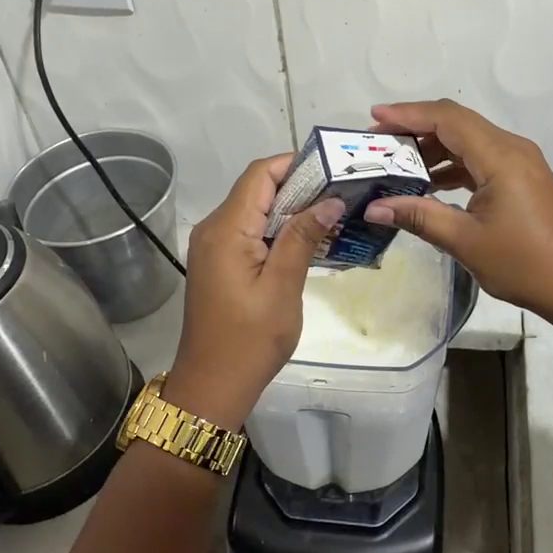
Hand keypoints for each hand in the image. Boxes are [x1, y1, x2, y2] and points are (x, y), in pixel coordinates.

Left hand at [168, 155, 343, 428]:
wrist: (211, 387)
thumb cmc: (249, 340)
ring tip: (332, 213)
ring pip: (254, 209)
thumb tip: (330, 200)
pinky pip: (249, 230)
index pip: (260, 174)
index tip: (333, 170)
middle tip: (342, 191)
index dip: (295, 164)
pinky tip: (307, 239)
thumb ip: (302, 238)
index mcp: (226, 229)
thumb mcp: (282, 287)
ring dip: (290, 207)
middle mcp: (213, 228)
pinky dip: (277, 228)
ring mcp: (213, 246)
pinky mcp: (218, 263)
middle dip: (298, 185)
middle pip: (257, 188)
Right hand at [363, 99, 552, 319]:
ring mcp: (520, 161)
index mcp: (500, 157)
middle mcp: (512, 148)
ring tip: (396, 164)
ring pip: (468, 139)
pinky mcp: (522, 177)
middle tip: (377, 144)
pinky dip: (452, 164)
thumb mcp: (465, 241)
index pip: (447, 119)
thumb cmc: (524, 264)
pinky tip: (428, 183)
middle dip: (415, 128)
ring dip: (433, 147)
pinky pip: (480, 157)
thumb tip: (374, 208)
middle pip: (457, 122)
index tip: (373, 120)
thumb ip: (419, 217)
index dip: (408, 115)